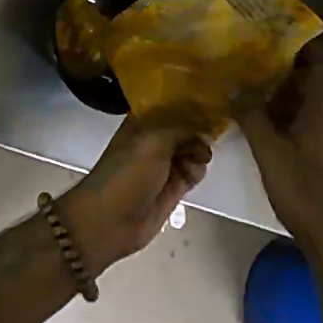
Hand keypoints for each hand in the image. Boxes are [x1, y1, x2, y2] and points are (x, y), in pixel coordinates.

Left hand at [60, 117, 212, 271]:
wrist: (112, 219)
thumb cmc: (128, 172)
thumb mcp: (154, 142)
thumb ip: (182, 131)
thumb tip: (204, 134)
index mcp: (140, 123)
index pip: (167, 106)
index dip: (187, 104)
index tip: (209, 103)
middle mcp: (151, 141)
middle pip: (182, 128)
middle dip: (196, 130)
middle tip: (209, 135)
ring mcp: (162, 165)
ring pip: (190, 150)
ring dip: (198, 152)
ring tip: (197, 159)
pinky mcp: (172, 188)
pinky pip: (192, 172)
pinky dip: (197, 170)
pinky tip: (194, 172)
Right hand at [237, 43, 322, 247]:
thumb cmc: (307, 194)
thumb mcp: (269, 152)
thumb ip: (251, 116)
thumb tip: (235, 87)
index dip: (305, 44)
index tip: (276, 33)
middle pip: (316, 80)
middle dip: (286, 66)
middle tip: (253, 57)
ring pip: (311, 102)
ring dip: (285, 91)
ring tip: (251, 85)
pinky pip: (309, 121)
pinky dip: (288, 113)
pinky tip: (263, 123)